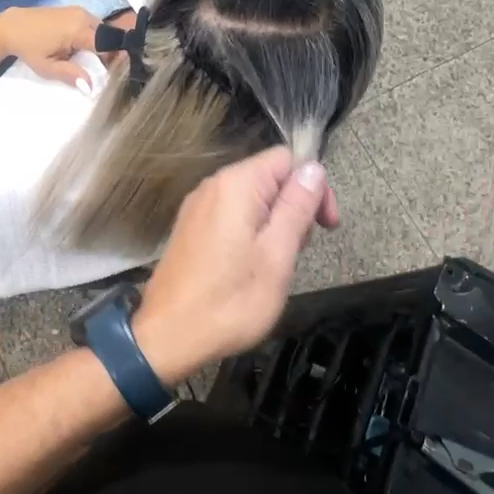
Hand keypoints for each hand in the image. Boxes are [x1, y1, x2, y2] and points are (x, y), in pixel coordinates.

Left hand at [0, 6, 100, 91]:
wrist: (11, 27)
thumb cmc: (28, 48)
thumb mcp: (47, 67)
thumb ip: (70, 75)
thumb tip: (90, 87)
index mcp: (78, 29)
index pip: (106, 44)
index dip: (109, 59)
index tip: (106, 71)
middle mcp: (83, 16)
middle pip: (106, 35)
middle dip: (104, 51)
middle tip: (94, 67)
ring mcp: (79, 10)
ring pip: (99, 29)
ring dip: (96, 43)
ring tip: (85, 58)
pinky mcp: (74, 9)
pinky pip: (91, 23)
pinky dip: (89, 35)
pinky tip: (77, 46)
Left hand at [132, 148, 339, 385]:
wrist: (169, 336)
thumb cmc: (230, 301)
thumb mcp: (277, 255)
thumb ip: (297, 207)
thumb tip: (314, 168)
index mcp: (235, 184)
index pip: (286, 158)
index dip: (312, 186)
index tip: (324, 226)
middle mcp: (213, 185)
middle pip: (269, 177)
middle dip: (293, 208)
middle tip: (296, 253)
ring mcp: (198, 206)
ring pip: (252, 198)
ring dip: (273, 225)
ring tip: (273, 267)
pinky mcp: (191, 227)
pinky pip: (232, 215)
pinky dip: (250, 233)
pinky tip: (249, 268)